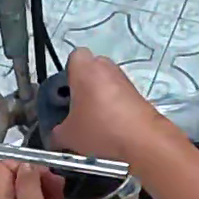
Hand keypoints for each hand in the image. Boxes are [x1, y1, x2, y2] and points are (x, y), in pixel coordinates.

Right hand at [50, 47, 182, 164]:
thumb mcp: (67, 136)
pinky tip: (109, 130)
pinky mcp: (138, 95)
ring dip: (98, 99)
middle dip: (82, 87)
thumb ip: (56, 132)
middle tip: (76, 110)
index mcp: (85, 69)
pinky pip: (119, 97)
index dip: (66, 74)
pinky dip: (113, 108)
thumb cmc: (100, 130)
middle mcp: (107, 68)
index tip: (64, 95)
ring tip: (93, 124)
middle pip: (90, 70)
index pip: (73, 57)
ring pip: (105, 84)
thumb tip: (55, 136)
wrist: (143, 142)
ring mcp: (125, 80)